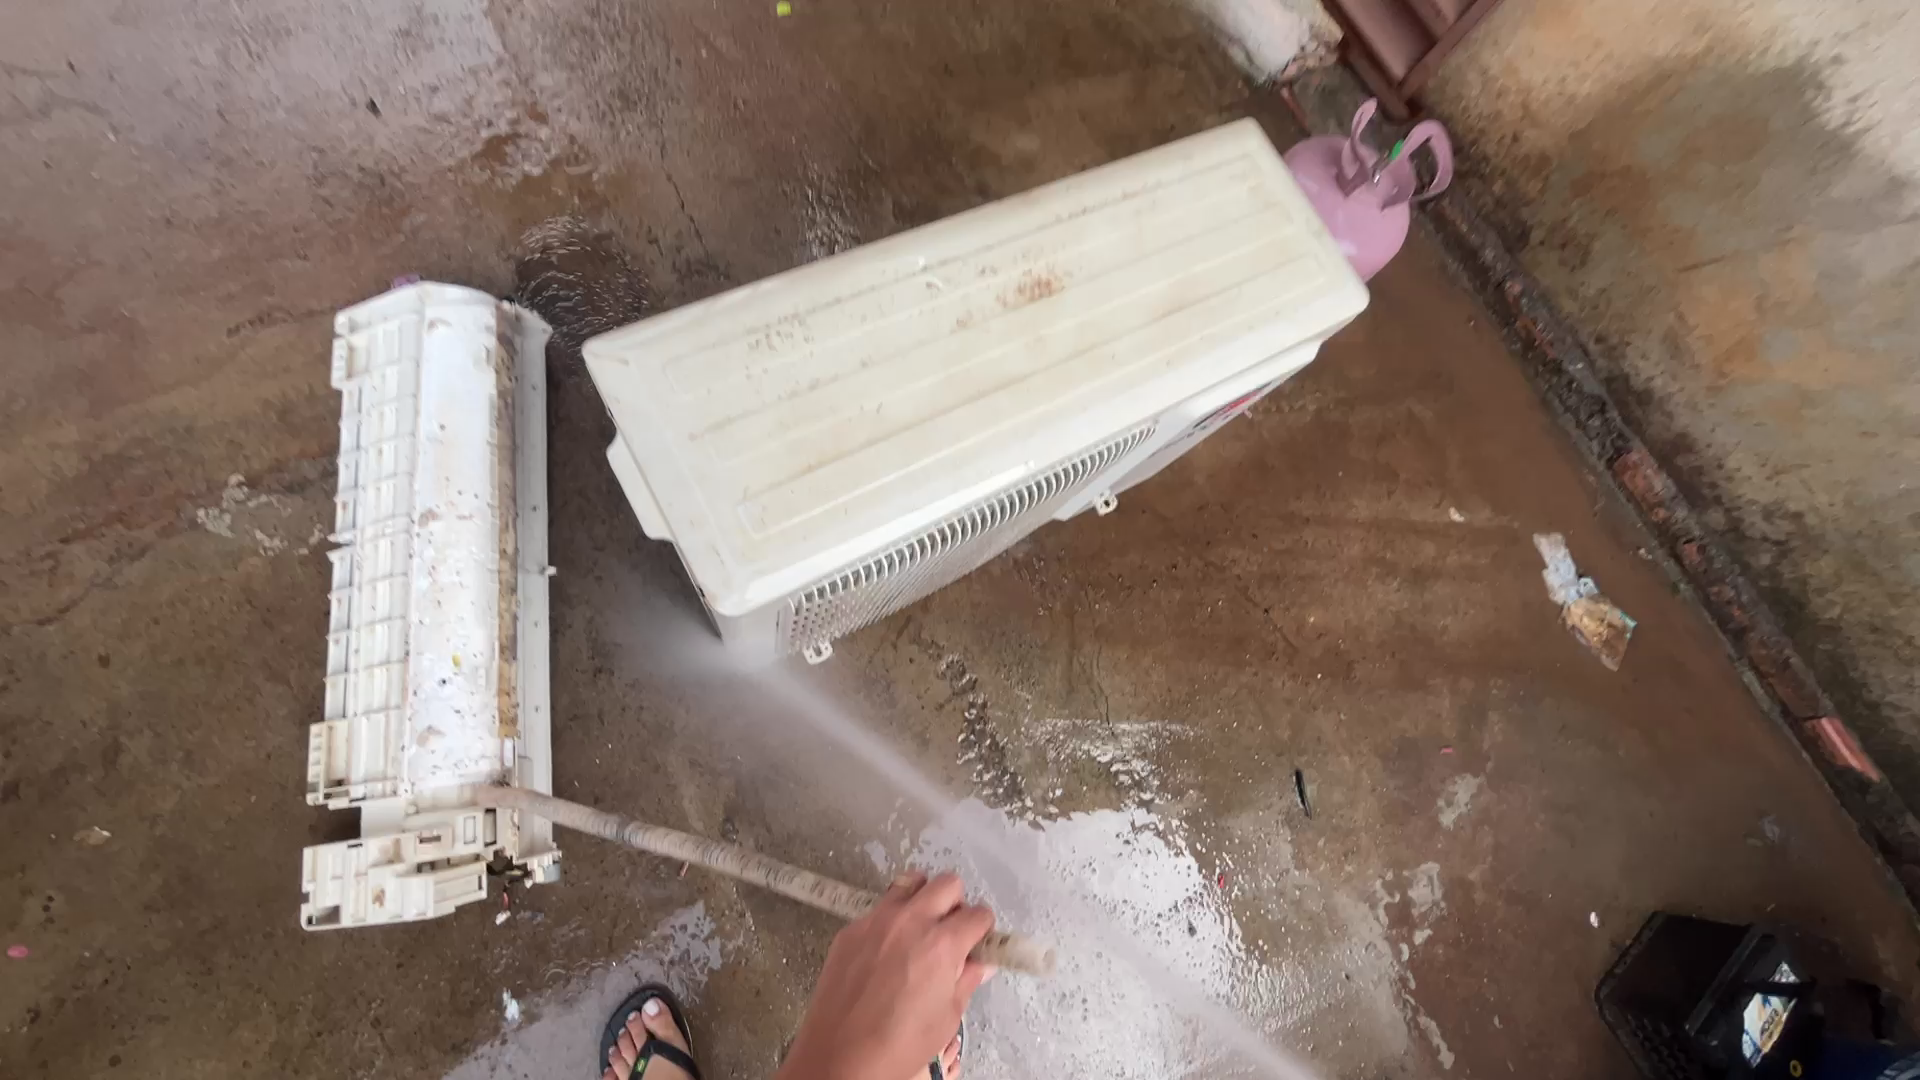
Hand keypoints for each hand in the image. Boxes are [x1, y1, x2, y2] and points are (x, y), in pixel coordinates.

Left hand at [777, 872, 996, 1079]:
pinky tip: (886, 949)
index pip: (978, 914)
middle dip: (956, 904)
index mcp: (942, 944)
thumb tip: (981, 963)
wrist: (839, 1058)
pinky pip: (880, 907)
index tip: (977, 940)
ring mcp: (879, 919)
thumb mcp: (946, 1019)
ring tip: (919, 928)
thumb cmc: (898, 1046)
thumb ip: (967, 980)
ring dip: (923, 899)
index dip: (982, 928)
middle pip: (949, 883)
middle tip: (950, 931)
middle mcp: (912, 920)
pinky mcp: (853, 926)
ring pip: (911, 882)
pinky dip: (891, 919)